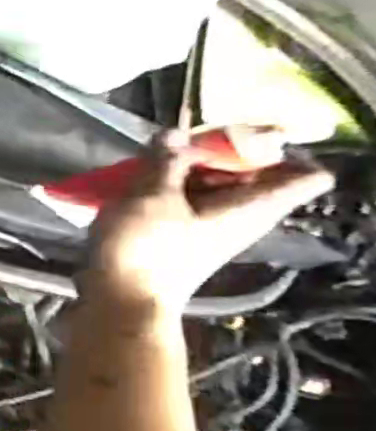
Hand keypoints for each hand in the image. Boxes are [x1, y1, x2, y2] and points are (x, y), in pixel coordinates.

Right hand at [85, 127, 333, 313]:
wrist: (123, 297)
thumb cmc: (146, 247)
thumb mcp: (150, 197)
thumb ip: (164, 163)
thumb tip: (173, 134)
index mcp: (256, 205)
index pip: (307, 173)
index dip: (277, 152)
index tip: (228, 144)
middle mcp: (245, 216)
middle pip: (253, 175)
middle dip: (213, 159)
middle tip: (170, 153)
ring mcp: (214, 230)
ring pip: (214, 190)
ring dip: (180, 176)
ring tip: (141, 174)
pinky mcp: (186, 240)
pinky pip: (188, 207)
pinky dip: (166, 196)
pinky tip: (132, 196)